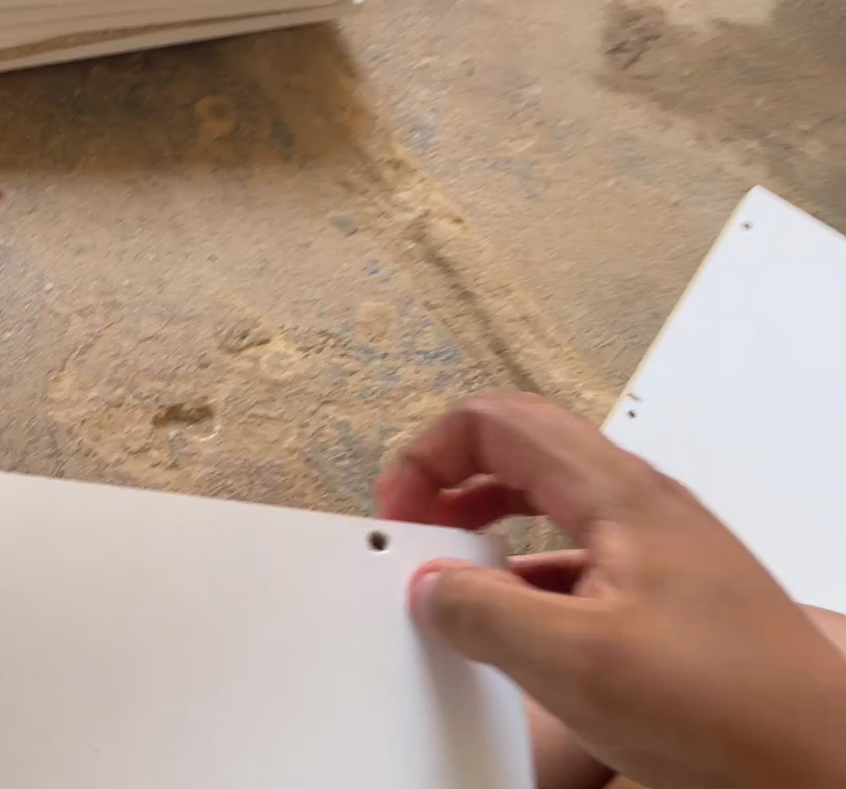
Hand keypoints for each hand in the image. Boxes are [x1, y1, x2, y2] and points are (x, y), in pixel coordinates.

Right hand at [379, 393, 845, 788]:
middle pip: (513, 443)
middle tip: (419, 525)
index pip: (491, 422)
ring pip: (536, 488)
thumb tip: (427, 584)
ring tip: (452, 559)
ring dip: (477, 512)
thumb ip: (481, 610)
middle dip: (447, 474)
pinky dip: (513, 558)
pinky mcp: (661, 586)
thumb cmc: (741, 723)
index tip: (404, 514)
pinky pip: (563, 541)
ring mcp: (654, 543)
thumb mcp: (579, 664)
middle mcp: (637, 503)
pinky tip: (507, 608)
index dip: (429, 456)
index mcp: (618, 496)